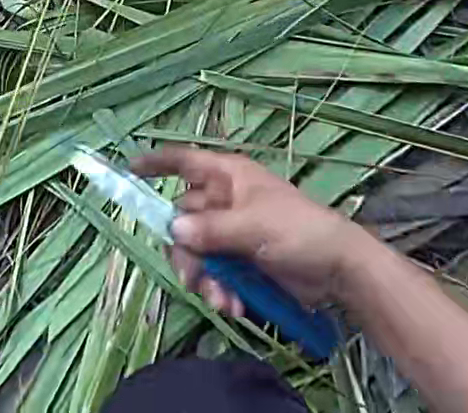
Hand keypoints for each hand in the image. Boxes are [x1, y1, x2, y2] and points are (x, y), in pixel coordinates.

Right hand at [132, 146, 382, 318]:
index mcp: (228, 176)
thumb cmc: (297, 228)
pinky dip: (220, 290)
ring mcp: (232, 229)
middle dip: (186, 253)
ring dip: (205, 279)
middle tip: (193, 279)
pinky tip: (236, 307)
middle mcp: (225, 199)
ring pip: (197, 250)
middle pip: (184, 218)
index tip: (130, 167)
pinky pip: (215, 271)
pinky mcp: (241, 258)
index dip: (157, 162)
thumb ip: (211, 229)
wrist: (337, 268)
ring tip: (223, 301)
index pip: (185, 161)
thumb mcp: (253, 226)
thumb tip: (174, 228)